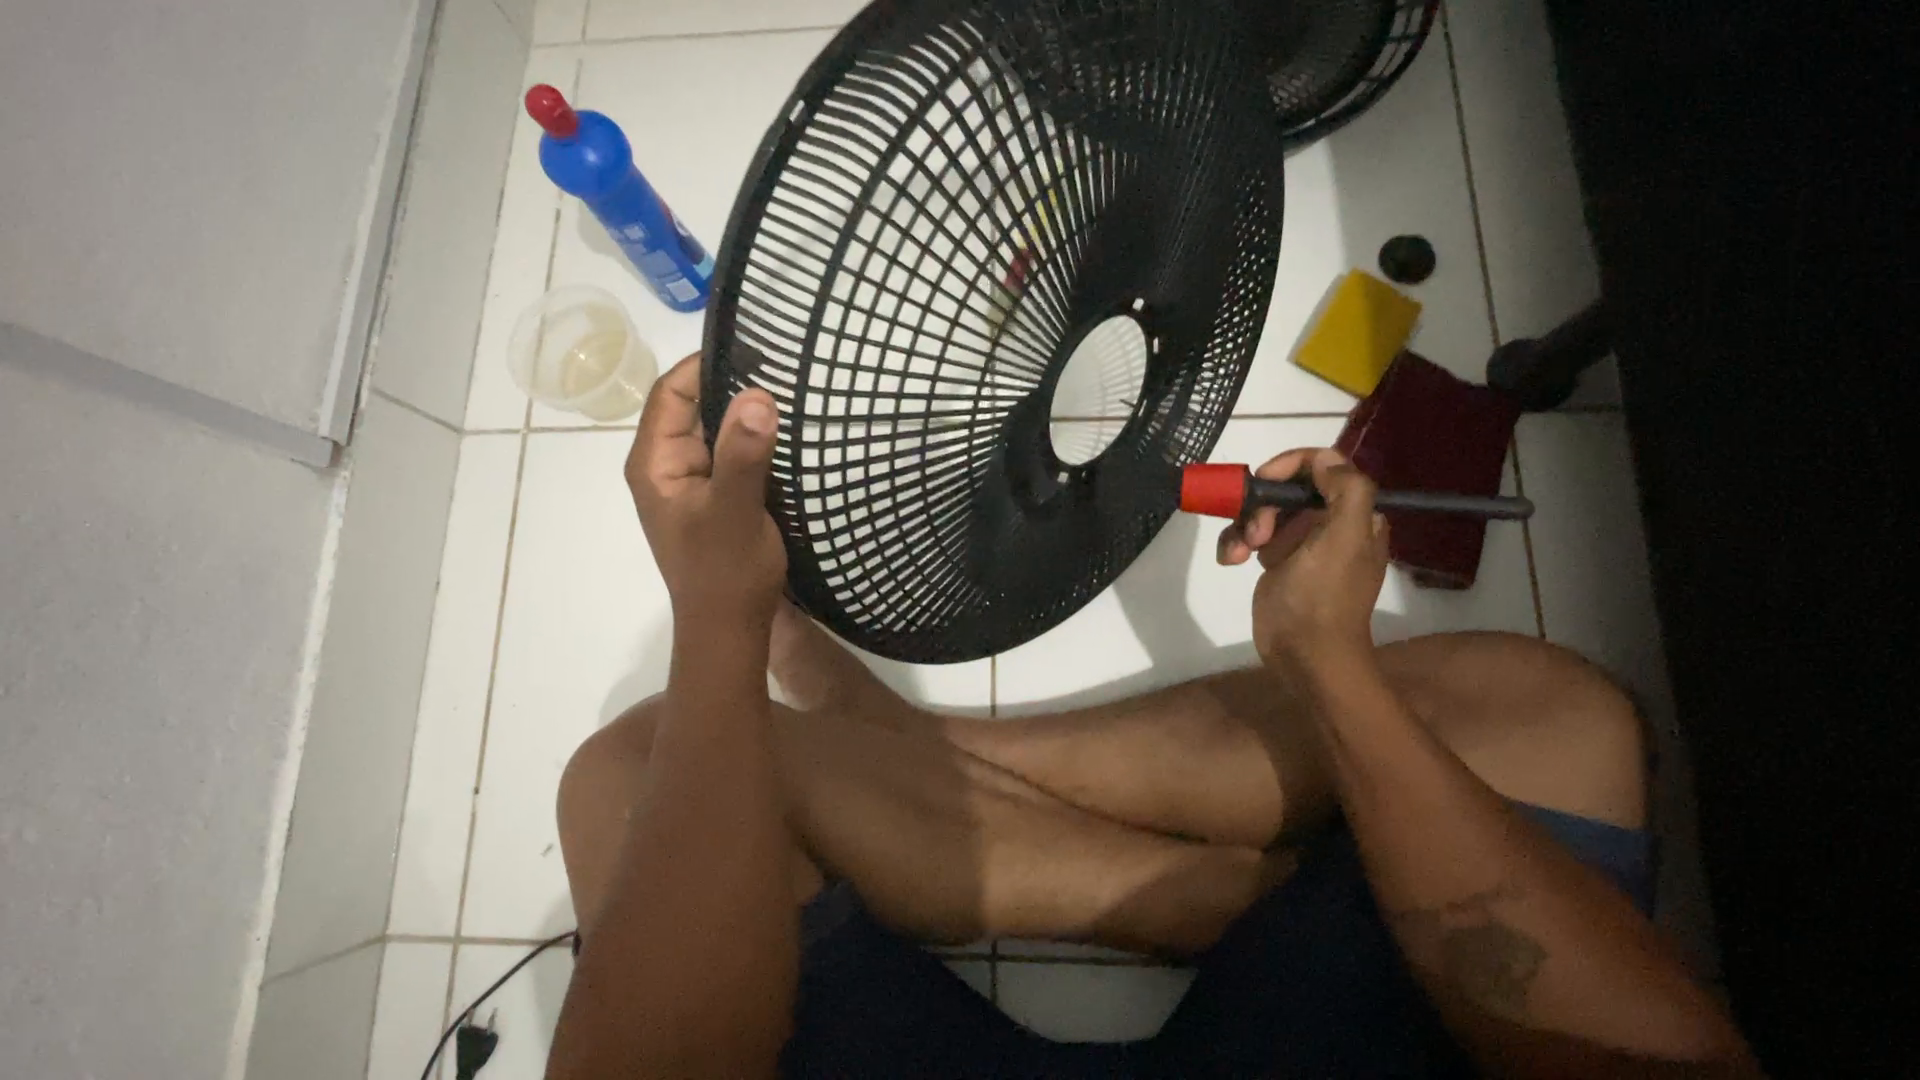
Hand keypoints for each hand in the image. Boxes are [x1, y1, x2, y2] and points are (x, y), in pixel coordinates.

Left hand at [626, 353, 785, 629]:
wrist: (730, 631)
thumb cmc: (725, 573)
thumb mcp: (734, 511)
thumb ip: (742, 454)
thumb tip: (757, 395)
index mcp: (655, 463)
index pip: (670, 393)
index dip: (705, 364)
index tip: (754, 347)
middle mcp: (667, 466)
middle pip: (694, 408)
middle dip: (734, 387)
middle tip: (784, 366)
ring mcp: (692, 483)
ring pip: (717, 432)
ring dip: (748, 416)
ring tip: (794, 393)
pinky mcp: (716, 498)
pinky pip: (733, 456)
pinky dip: (756, 443)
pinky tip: (789, 435)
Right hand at [1217, 449, 1387, 672]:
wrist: (1305, 654)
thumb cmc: (1323, 597)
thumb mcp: (1345, 539)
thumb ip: (1347, 490)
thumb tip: (1324, 459)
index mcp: (1354, 514)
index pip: (1323, 467)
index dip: (1290, 466)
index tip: (1263, 481)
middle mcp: (1330, 523)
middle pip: (1287, 488)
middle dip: (1262, 504)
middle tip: (1256, 533)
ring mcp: (1301, 543)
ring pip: (1263, 510)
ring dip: (1243, 525)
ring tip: (1240, 552)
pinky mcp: (1276, 561)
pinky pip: (1250, 535)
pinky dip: (1235, 543)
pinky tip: (1231, 560)